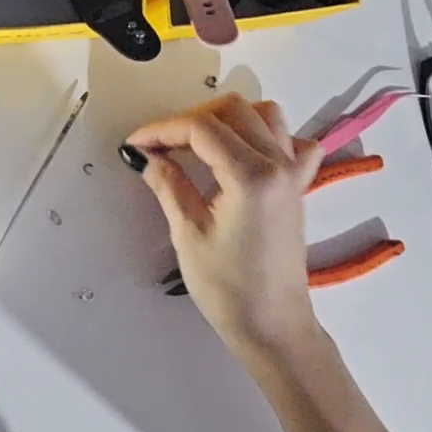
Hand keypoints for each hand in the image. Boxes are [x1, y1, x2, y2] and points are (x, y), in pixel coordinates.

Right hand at [124, 93, 325, 358]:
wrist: (271, 321)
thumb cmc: (226, 287)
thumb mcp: (187, 234)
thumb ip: (169, 185)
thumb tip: (147, 156)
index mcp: (251, 176)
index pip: (202, 129)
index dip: (162, 129)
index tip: (133, 144)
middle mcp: (279, 163)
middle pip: (233, 110)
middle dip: (189, 120)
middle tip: (159, 146)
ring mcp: (294, 171)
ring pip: (264, 115)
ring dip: (225, 120)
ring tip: (194, 146)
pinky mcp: (298, 185)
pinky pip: (290, 141)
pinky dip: (264, 136)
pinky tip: (242, 156)